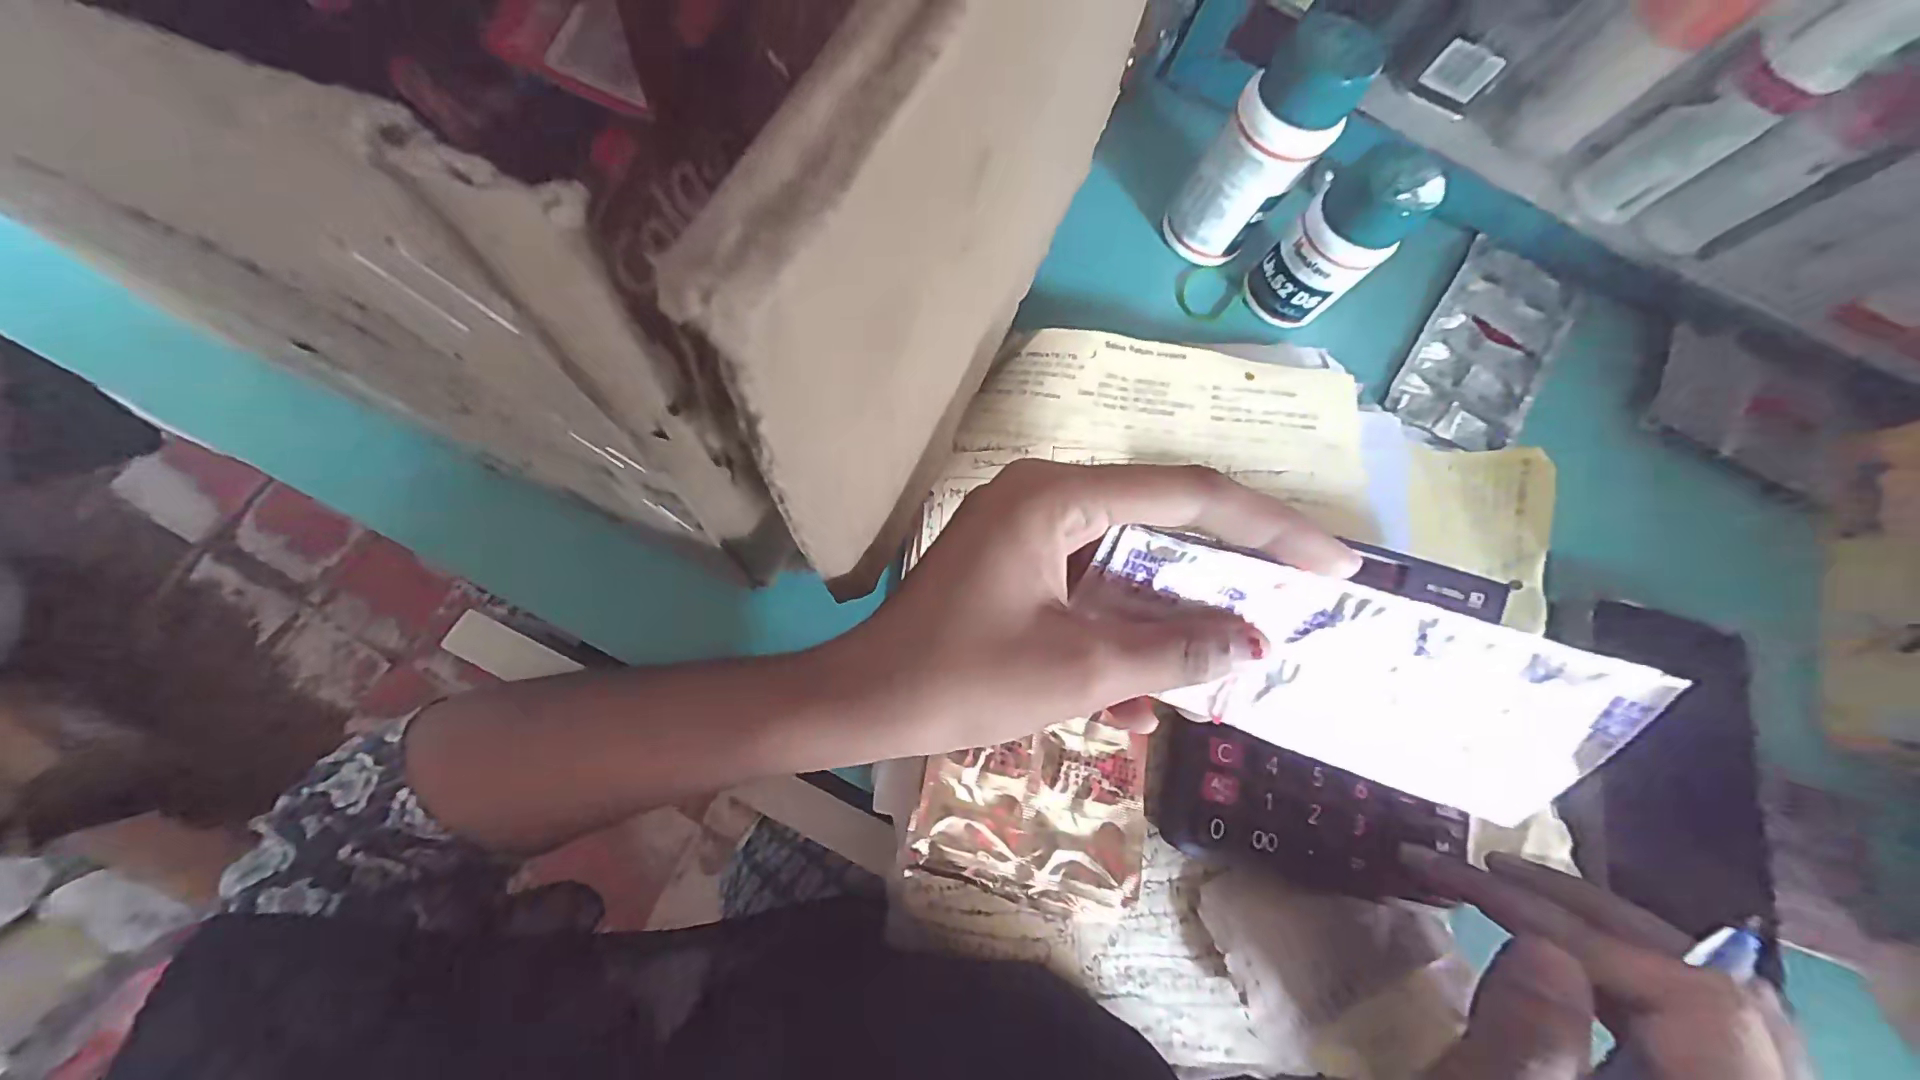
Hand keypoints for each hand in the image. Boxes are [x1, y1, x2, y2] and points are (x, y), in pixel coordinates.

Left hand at [850, 459, 1359, 754]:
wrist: (863, 701)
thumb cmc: (963, 680)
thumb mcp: (1080, 670)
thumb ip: (1173, 651)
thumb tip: (1251, 642)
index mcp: (1057, 497)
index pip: (1188, 495)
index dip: (1269, 526)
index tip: (1331, 559)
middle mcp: (1041, 494)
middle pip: (1156, 522)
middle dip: (1215, 573)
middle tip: (1281, 604)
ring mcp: (1021, 527)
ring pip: (1120, 564)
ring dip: (1159, 619)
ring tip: (1204, 667)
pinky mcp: (1009, 561)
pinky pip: (1081, 586)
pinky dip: (1110, 630)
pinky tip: (1129, 694)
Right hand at [1406, 848, 1810, 1079]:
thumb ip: (1525, 1043)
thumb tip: (1541, 944)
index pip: (1693, 1001)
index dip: (1573, 925)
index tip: (1469, 880)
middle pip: (1716, 997)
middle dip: (1585, 913)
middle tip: (1488, 866)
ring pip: (1706, 1008)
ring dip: (1601, 934)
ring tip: (1514, 890)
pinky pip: (1682, 1034)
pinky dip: (1613, 977)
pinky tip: (1558, 955)